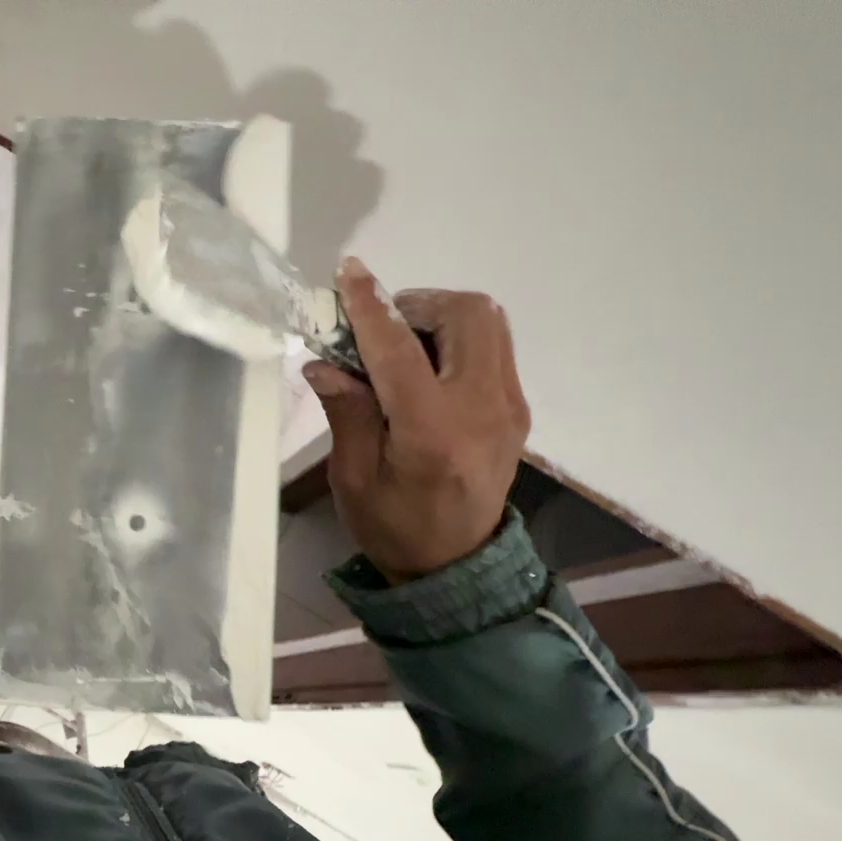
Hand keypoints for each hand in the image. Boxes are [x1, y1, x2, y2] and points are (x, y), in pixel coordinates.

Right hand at [301, 257, 529, 582]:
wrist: (453, 567)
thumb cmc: (391, 527)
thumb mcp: (353, 478)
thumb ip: (347, 413)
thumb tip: (324, 362)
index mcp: (433, 432)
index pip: (399, 349)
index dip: (370, 307)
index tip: (349, 272)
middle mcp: (483, 408)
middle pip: (468, 315)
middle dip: (417, 303)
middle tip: (378, 327)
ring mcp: (509, 405)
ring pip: (489, 323)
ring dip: (440, 316)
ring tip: (399, 344)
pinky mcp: (516, 407)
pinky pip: (493, 347)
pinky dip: (455, 338)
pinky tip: (423, 368)